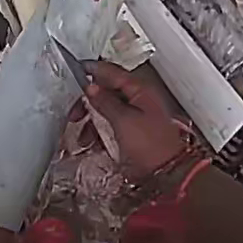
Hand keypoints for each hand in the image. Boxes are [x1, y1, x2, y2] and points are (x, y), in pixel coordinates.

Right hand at [83, 61, 193, 178]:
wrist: (167, 174)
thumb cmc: (149, 145)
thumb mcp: (122, 120)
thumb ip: (104, 101)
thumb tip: (90, 87)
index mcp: (140, 91)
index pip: (112, 72)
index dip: (93, 70)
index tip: (77, 69)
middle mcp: (138, 100)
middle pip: (107, 92)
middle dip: (88, 102)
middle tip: (74, 112)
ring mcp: (135, 117)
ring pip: (106, 111)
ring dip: (91, 121)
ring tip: (83, 136)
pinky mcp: (132, 133)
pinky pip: (110, 126)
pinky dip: (98, 133)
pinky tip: (91, 143)